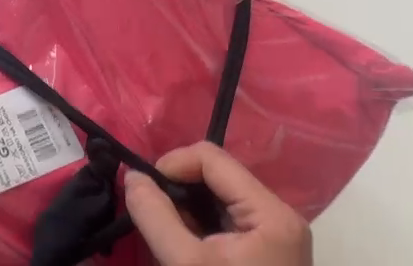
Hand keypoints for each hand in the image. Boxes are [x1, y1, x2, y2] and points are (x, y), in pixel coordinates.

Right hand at [123, 142, 312, 265]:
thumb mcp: (186, 264)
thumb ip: (154, 214)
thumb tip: (132, 176)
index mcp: (271, 213)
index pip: (209, 157)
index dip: (171, 165)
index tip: (147, 193)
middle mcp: (280, 215)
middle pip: (214, 173)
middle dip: (177, 188)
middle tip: (155, 215)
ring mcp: (276, 233)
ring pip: (216, 194)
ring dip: (185, 206)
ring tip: (171, 233)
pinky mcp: (268, 249)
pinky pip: (225, 216)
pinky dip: (199, 222)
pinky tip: (189, 246)